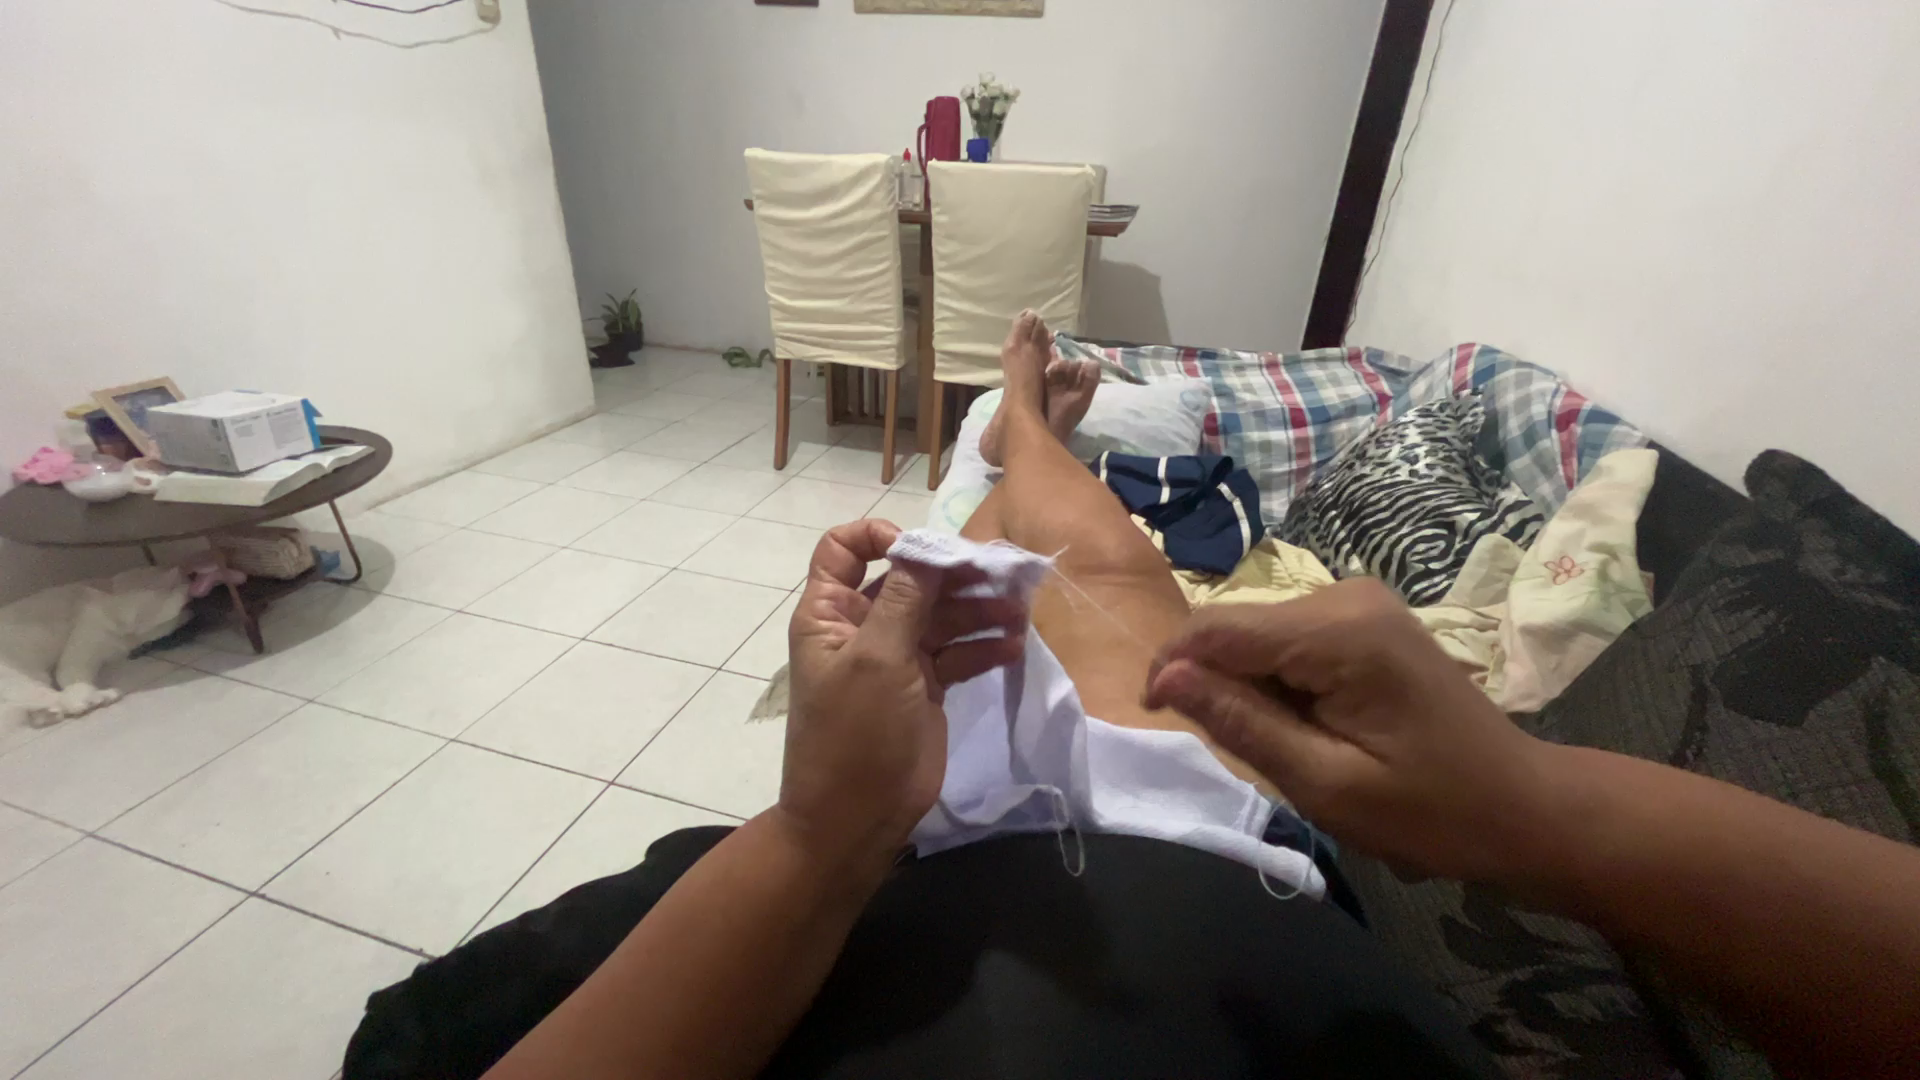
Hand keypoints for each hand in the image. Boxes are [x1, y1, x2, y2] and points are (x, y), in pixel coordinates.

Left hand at [781, 520, 1027, 865]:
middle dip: (951, 574)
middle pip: (909, 579)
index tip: (924, 550)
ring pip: (940, 615)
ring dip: (977, 610)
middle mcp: (863, 625)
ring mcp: (896, 656)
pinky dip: (982, 647)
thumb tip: (926, 546)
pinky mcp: (925, 685)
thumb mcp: (877, 658)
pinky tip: (1012, 647)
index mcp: (831, 611)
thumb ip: (905, 598)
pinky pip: (956, 652)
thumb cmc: (855, 733)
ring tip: (1017, 612)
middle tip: (999, 573)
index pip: (845, 549)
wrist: (857, 819)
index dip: (880, 537)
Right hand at [1144, 578, 1560, 882]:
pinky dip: (1274, 678)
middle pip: (1234, 627)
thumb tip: (1164, 676)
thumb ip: (1240, 723)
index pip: (1216, 627)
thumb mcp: (1324, 784)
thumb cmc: (1431, 812)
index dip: (1172, 664)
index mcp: (1339, 632)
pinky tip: (1309, 719)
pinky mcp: (1359, 614)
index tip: (1157, 714)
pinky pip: (1282, 636)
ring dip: (1247, 685)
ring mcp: (1356, 599)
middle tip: (1246, 748)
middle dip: (1217, 682)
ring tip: (1288, 741)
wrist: (1525, 806)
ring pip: (1254, 632)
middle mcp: (1343, 594)